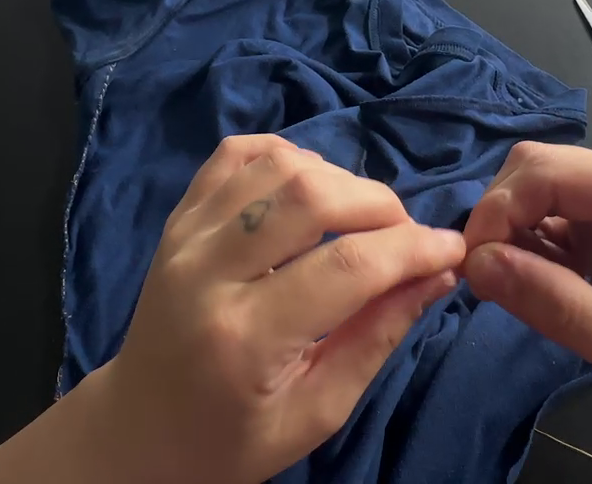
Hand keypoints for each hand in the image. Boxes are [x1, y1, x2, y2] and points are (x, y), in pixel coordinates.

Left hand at [88, 134, 464, 483]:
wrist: (139, 427)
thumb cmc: (232, 438)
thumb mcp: (316, 412)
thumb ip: (378, 337)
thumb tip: (438, 273)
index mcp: (244, 336)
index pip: (346, 268)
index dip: (412, 248)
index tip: (451, 248)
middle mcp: (208, 269)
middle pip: (308, 196)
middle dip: (378, 204)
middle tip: (405, 234)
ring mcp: (186, 233)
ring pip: (275, 164)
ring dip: (335, 177)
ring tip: (358, 215)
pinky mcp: (178, 215)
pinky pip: (235, 153)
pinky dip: (283, 154)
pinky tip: (306, 184)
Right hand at [462, 142, 591, 482]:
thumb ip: (557, 305)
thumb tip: (475, 264)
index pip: (555, 170)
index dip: (502, 206)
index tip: (472, 263)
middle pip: (542, 170)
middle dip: (501, 215)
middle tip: (481, 274)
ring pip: (541, 194)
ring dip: (511, 233)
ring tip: (500, 284)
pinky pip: (554, 225)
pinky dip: (528, 250)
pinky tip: (526, 284)